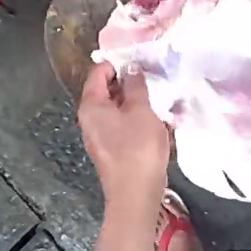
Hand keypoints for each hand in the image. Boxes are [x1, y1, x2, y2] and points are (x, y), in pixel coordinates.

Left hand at [78, 61, 171, 207]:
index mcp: (91, 105)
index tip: (141, 59)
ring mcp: (100, 135)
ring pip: (117, 109)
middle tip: (154, 77)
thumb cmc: (137, 147)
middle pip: (107, 91)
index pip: (99, 73)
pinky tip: (158, 121)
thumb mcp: (141, 111)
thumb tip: (131, 68)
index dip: (118, 63)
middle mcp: (90, 119)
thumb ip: (136, 86)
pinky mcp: (112, 149)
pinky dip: (137, 119)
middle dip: (129, 83)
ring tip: (160, 98)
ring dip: (136, 102)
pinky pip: (122, 125)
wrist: (135, 192)